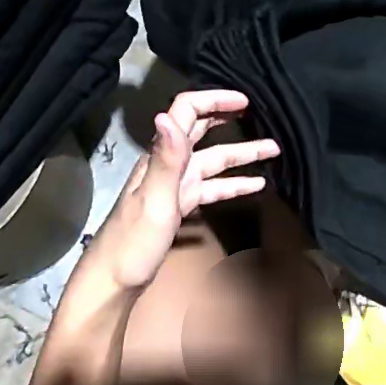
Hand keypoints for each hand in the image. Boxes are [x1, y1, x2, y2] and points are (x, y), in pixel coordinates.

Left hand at [74, 90, 278, 294]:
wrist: (112, 284)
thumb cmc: (133, 244)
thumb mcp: (153, 201)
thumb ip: (165, 160)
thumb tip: (165, 116)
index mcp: (160, 157)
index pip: (186, 112)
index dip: (213, 100)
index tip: (244, 101)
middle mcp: (168, 165)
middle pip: (200, 130)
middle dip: (228, 118)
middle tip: (259, 113)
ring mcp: (175, 186)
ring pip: (213, 161)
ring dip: (241, 154)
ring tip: (273, 149)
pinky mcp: (180, 206)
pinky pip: (212, 188)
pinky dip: (234, 184)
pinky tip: (256, 185)